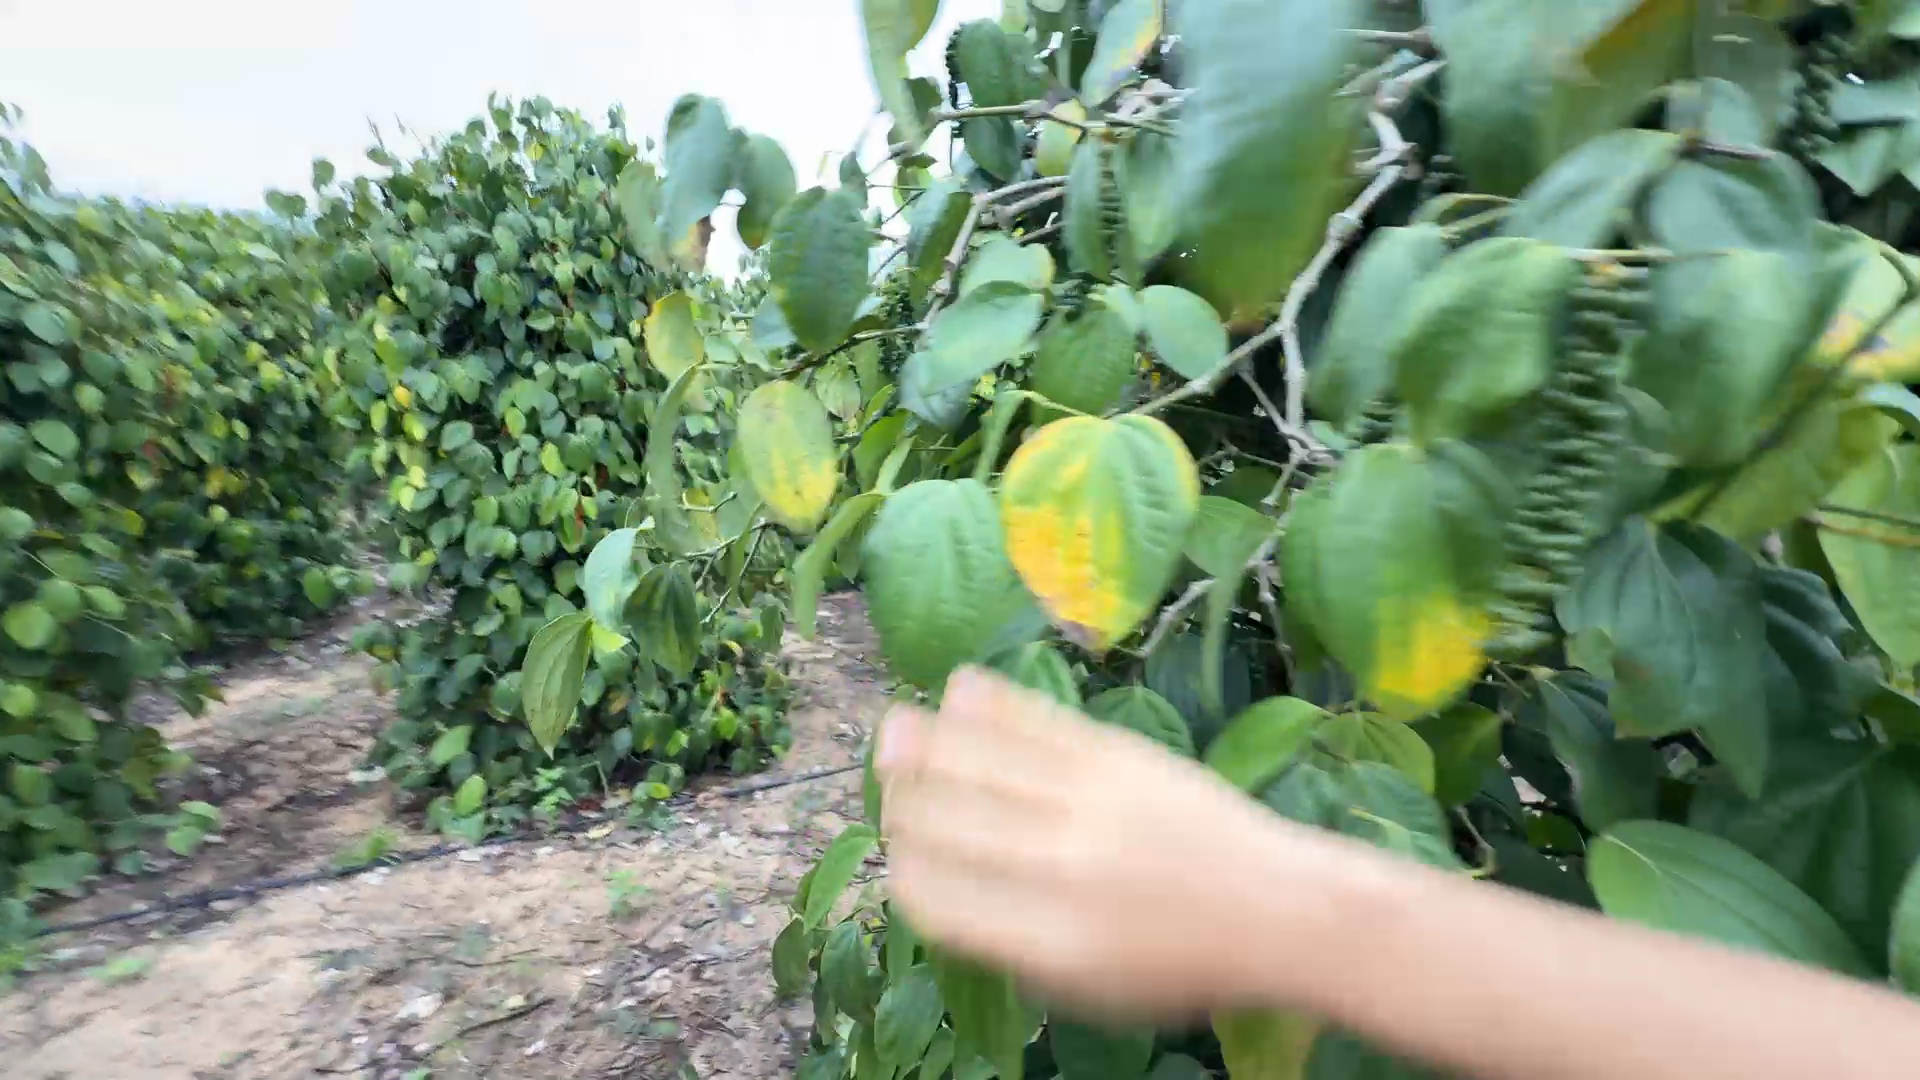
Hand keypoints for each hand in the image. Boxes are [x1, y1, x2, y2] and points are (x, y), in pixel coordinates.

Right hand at [876, 666, 1363, 1015]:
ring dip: (925, 742)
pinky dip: (988, 701)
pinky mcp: (1113, 752)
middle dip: (904, 801)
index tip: (900, 857)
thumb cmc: (1181, 961)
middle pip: (948, 820)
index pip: (938, 895)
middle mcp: (1058, 865)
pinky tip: (956, 688)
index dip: (906, 871)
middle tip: (889, 789)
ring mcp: (1086, 799)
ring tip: (890, 729)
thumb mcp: (1091, 989)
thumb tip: (941, 886)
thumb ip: (1010, 942)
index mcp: (1047, 939)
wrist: (1277, 905)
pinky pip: (1035, 718)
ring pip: (980, 759)